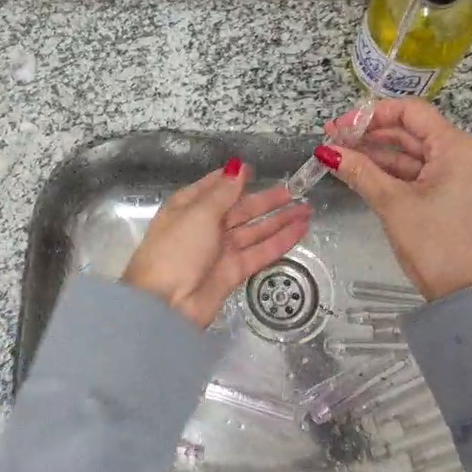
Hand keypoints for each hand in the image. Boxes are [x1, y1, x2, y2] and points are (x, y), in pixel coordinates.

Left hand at [122, 159, 312, 326]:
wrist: (165, 304)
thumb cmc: (176, 250)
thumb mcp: (198, 214)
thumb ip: (223, 193)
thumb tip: (237, 167)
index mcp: (188, 207)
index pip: (214, 188)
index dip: (234, 179)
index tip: (254, 169)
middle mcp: (205, 226)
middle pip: (240, 209)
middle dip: (266, 200)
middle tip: (295, 189)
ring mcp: (220, 250)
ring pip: (254, 230)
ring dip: (279, 220)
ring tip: (307, 208)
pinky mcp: (234, 272)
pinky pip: (260, 252)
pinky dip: (280, 241)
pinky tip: (300, 229)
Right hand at [314, 99, 471, 299]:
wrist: (471, 296)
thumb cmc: (435, 244)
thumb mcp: (393, 203)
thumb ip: (359, 171)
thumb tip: (326, 151)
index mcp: (459, 147)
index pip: (411, 111)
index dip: (372, 114)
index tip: (340, 127)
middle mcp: (468, 153)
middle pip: (413, 131)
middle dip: (371, 135)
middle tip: (332, 141)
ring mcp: (466, 174)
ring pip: (415, 153)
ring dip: (379, 154)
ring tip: (341, 156)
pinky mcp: (461, 192)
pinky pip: (423, 171)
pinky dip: (395, 171)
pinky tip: (363, 172)